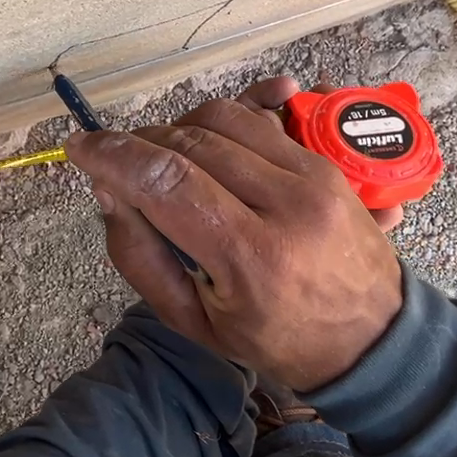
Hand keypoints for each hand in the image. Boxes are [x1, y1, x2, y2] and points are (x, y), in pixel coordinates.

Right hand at [65, 77, 404, 390]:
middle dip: (140, 144)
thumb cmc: (274, 339)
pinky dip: (215, 121)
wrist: (376, 338)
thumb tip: (107, 188)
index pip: (169, 181)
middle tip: (120, 163)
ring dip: (175, 128)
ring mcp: (313, 176)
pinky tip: (201, 139)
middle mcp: (287, 205)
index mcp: (252, 258)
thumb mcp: (191, 320)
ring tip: (163, 158)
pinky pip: (256, 119)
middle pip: (190, 141)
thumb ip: (138, 255)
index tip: (80, 147)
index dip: (115, 156)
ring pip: (222, 117)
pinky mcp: (324, 161)